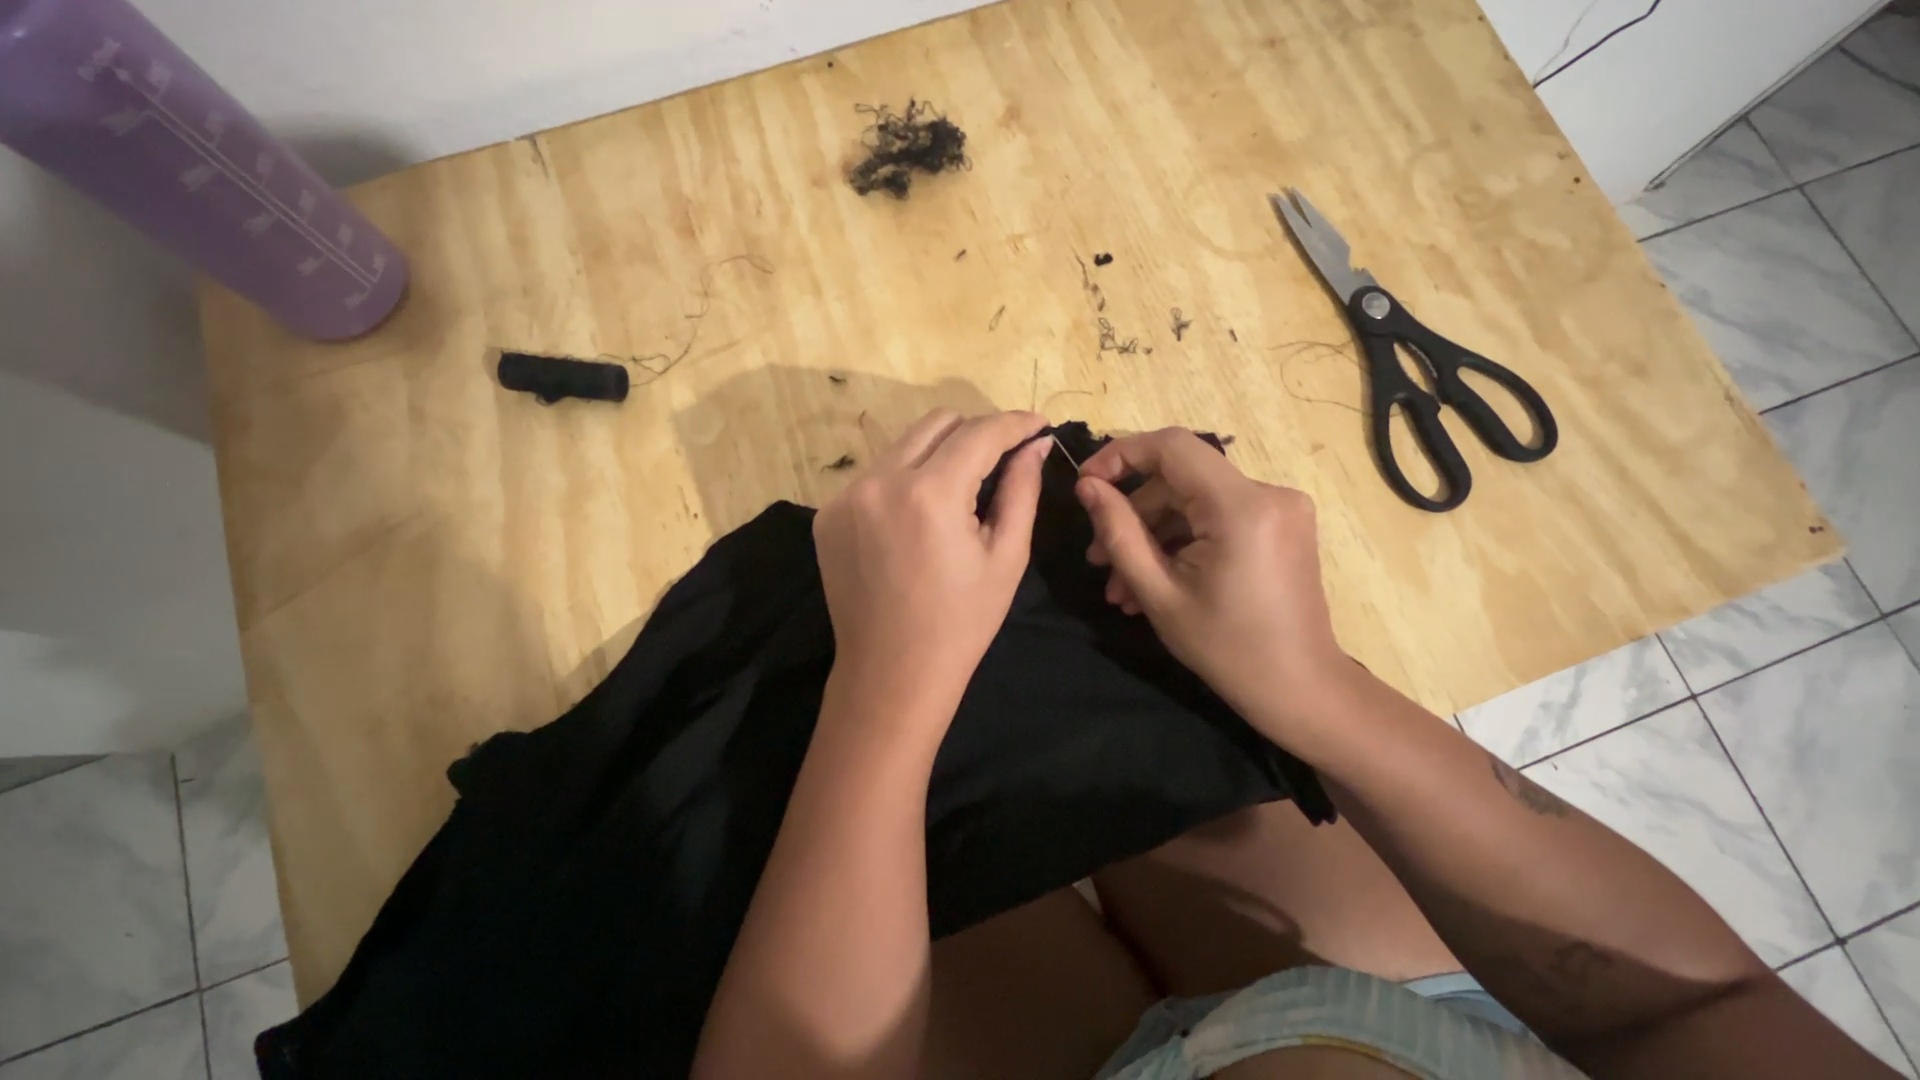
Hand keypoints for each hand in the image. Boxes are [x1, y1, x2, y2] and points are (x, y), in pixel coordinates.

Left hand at [814, 409, 1050, 723]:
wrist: (890, 673)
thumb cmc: (961, 623)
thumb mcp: (1006, 557)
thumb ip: (1021, 490)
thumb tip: (1034, 446)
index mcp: (931, 493)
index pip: (979, 432)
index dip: (1015, 423)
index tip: (1038, 425)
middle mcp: (881, 481)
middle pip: (936, 423)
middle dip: (975, 431)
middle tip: (1003, 458)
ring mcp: (846, 496)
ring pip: (902, 445)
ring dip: (938, 454)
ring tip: (961, 490)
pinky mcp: (828, 514)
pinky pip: (875, 475)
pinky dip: (904, 480)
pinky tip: (919, 518)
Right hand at [1074, 428, 1346, 739]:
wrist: (1300, 689)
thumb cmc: (1226, 649)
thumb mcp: (1158, 593)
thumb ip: (1119, 532)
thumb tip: (1087, 486)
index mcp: (1240, 506)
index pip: (1172, 446)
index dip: (1121, 455)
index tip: (1085, 484)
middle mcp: (1268, 493)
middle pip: (1181, 479)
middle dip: (1134, 514)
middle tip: (1098, 559)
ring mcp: (1280, 508)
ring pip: (1196, 501)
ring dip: (1154, 536)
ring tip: (1121, 587)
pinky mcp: (1282, 525)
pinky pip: (1218, 517)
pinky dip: (1184, 542)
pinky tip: (1157, 582)